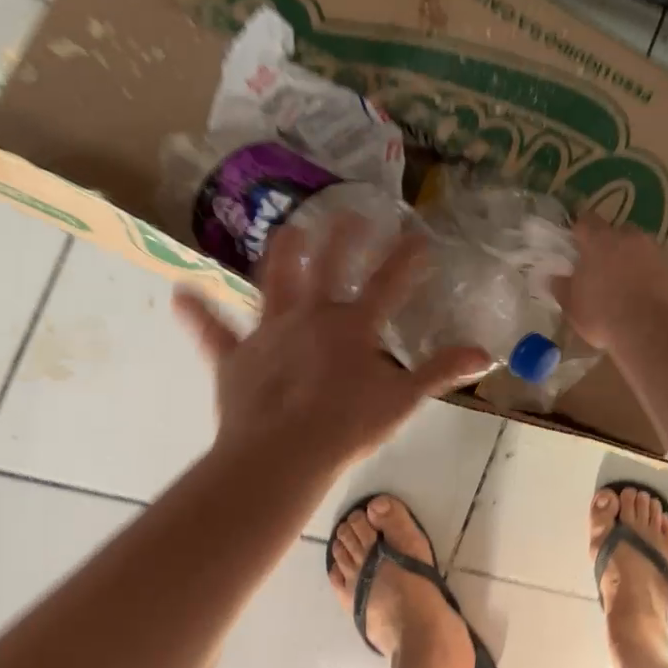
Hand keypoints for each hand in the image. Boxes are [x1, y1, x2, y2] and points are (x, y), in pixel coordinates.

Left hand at [173, 215, 490, 473]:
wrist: (280, 455)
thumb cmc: (348, 425)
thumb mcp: (404, 398)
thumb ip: (442, 371)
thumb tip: (486, 353)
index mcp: (353, 325)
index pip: (388, 283)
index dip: (406, 258)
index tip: (420, 235)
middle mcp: (310, 317)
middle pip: (327, 267)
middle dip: (340, 237)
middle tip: (350, 212)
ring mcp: (268, 334)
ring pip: (272, 284)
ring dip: (281, 256)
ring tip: (288, 229)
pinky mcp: (235, 358)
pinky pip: (214, 332)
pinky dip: (198, 313)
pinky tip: (181, 292)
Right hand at [555, 216, 667, 350]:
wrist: (652, 331)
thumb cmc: (603, 315)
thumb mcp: (572, 305)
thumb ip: (562, 286)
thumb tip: (556, 278)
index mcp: (601, 241)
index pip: (586, 220)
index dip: (581, 230)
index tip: (577, 242)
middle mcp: (631, 239)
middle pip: (619, 231)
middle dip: (611, 244)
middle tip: (603, 267)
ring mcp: (657, 253)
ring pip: (643, 249)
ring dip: (635, 260)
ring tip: (628, 285)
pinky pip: (660, 270)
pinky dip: (654, 278)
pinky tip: (649, 298)